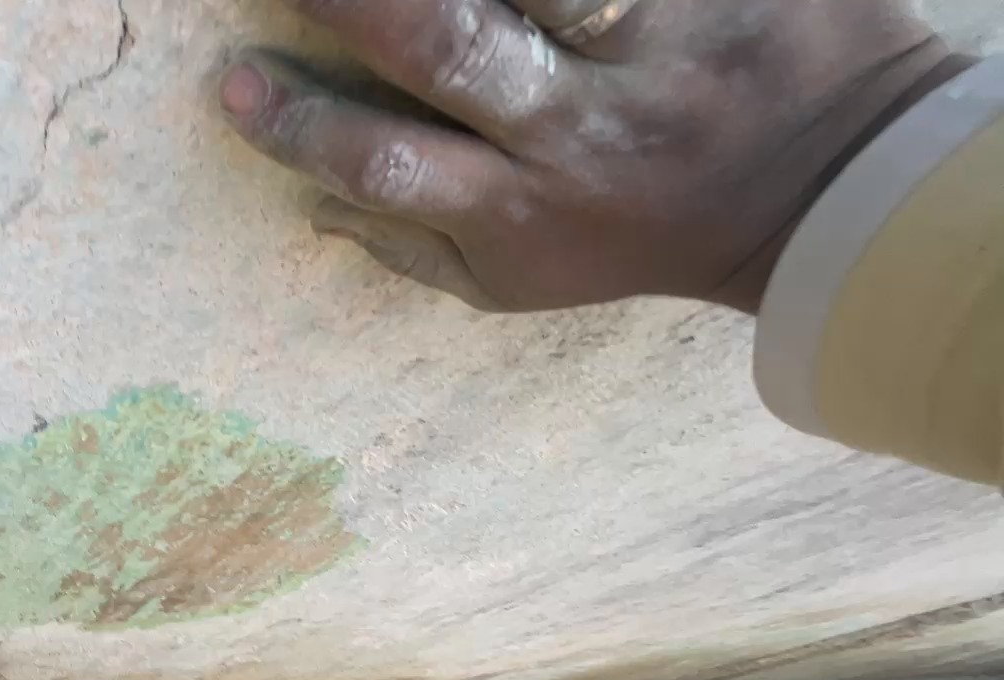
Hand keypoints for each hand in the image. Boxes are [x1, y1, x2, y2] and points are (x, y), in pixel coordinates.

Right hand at [218, 0, 974, 312]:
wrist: (810, 195)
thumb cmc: (624, 246)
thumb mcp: (506, 287)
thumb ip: (410, 250)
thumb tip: (317, 210)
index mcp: (507, 209)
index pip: (379, 164)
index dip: (299, 127)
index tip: (232, 89)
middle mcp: (566, 125)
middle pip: (443, 47)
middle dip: (355, 1)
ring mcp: (650, 41)